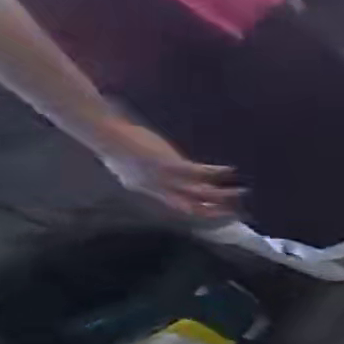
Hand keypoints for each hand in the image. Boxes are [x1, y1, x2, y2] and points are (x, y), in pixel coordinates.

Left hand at [97, 122, 242, 219]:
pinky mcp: (172, 166)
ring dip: (224, 194)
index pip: (178, 206)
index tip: (220, 211)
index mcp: (144, 188)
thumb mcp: (127, 162)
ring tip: (243, 191)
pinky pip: (202, 173)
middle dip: (216, 210)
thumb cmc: (112, 142)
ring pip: (202, 193)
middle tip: (237, 211)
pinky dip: (218, 172)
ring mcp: (165, 178)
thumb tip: (159, 171)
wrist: (101, 132)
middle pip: (193, 207)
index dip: (201, 211)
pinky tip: (230, 169)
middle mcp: (157, 188)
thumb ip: (144, 170)